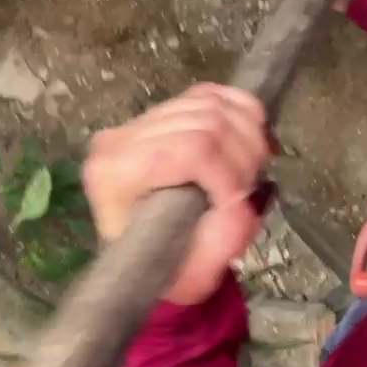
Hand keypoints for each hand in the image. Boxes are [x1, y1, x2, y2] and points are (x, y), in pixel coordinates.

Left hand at [84, 84, 269, 304]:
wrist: (150, 261)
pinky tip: (247, 139)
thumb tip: (243, 203)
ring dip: (246, 137)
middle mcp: (120, 140)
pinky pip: (209, 93)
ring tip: (248, 172)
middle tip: (249, 189)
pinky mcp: (161, 113)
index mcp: (116, 175)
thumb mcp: (196, 274)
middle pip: (208, 121)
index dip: (230, 173)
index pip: (193, 148)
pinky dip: (240, 111)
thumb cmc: (167, 269)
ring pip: (212, 105)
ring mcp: (139, 122)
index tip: (240, 202)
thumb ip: (221, 242)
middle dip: (243, 156)